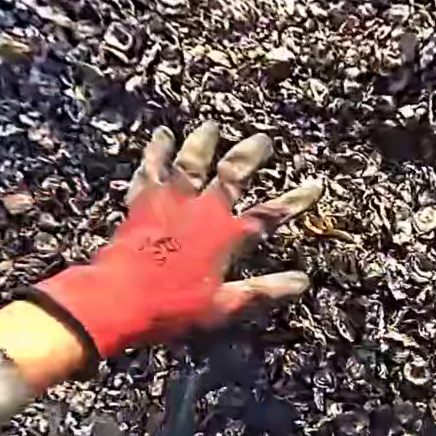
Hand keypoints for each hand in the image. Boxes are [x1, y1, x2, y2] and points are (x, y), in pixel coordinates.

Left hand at [30, 122, 322, 363]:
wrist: (119, 298)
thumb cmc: (173, 307)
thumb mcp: (224, 306)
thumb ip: (263, 290)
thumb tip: (302, 282)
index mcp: (226, 235)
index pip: (270, 214)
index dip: (295, 200)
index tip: (316, 184)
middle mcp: (203, 210)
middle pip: (233, 173)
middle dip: (251, 154)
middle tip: (263, 140)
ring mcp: (171, 201)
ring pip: (192, 161)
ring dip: (203, 142)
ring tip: (212, 127)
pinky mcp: (143, 201)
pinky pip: (151, 168)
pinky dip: (156, 152)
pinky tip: (161, 137)